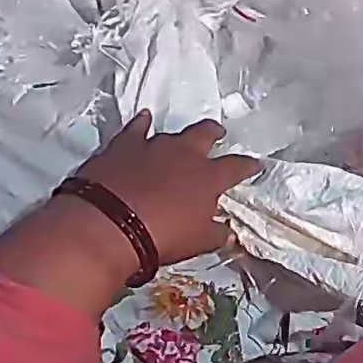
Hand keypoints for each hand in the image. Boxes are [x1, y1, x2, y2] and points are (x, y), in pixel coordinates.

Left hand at [77, 111, 261, 265]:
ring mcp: (153, 145)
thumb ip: (215, 233)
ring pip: (172, 133)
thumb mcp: (197, 242)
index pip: (236, 167)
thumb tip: (226, 231)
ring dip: (178, 137)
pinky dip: (142, 124)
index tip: (254, 164)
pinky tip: (144, 119)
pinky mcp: (123, 144)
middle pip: (205, 134)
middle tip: (218, 133)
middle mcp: (184, 154)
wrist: (108, 225)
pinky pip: (136, 128)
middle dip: (214, 133)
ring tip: (180, 138)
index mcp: (208, 177)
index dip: (247, 166)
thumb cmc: (160, 236)